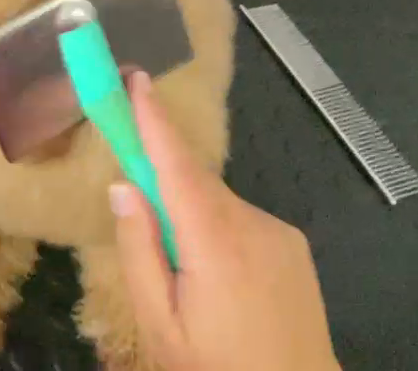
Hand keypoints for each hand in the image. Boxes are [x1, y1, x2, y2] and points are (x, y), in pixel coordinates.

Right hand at [110, 72, 341, 370]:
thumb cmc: (217, 369)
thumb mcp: (161, 326)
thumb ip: (138, 252)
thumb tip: (123, 187)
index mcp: (215, 244)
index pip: (177, 165)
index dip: (154, 119)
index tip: (137, 76)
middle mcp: (253, 225)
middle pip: (192, 181)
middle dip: (162, 184)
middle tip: (141, 220)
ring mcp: (280, 234)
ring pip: (215, 202)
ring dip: (191, 217)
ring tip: (187, 277)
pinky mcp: (294, 247)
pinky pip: (239, 220)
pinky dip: (217, 231)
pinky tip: (220, 281)